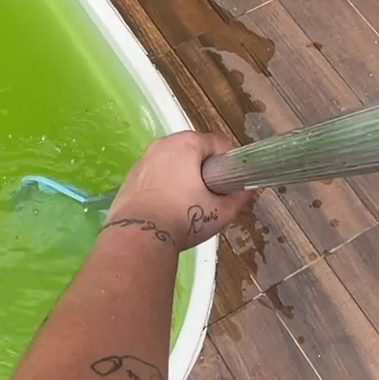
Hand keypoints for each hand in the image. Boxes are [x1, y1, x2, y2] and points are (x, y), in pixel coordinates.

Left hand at [103, 132, 254, 251]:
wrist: (138, 236)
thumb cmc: (183, 218)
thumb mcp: (220, 212)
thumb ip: (239, 197)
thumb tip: (248, 190)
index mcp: (188, 143)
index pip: (220, 143)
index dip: (229, 162)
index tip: (230, 182)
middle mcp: (164, 143)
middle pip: (194, 150)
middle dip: (204, 168)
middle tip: (210, 195)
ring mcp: (144, 158)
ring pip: (173, 161)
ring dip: (183, 175)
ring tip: (188, 203)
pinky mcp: (130, 175)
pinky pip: (155, 174)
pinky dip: (163, 184)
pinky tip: (166, 206)